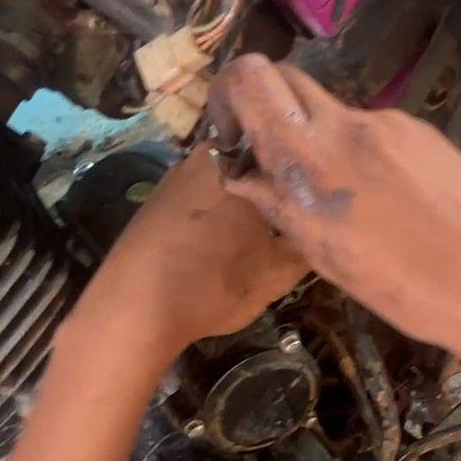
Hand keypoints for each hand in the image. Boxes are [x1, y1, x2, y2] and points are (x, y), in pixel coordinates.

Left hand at [63, 149, 306, 355]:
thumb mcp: (278, 273)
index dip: (309, 177)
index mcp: (244, 162)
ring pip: (227, 181)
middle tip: (294, 218)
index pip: (290, 154)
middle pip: (256, 165)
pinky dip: (217, 214)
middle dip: (275, 189)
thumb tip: (323, 229)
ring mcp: (178, 174)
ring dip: (246, 202)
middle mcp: (208, 155)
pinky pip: (202, 197)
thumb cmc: (217, 282)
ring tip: (262, 233)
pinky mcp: (158, 198)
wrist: (137, 307)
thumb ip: (308, 246)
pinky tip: (223, 243)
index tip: (322, 200)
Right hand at [206, 55, 460, 354]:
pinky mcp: (423, 132)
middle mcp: (346, 127)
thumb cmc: (408, 290)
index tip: (239, 133)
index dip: (233, 95)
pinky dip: (368, 155)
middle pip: (290, 81)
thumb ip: (285, 209)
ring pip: (337, 113)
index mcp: (312, 161)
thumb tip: (246, 179)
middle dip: (275, 110)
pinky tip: (392, 201)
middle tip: (284, 158)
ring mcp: (390, 124)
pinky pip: (378, 131)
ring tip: (353, 200)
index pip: (252, 81)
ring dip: (326, 142)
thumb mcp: (331, 261)